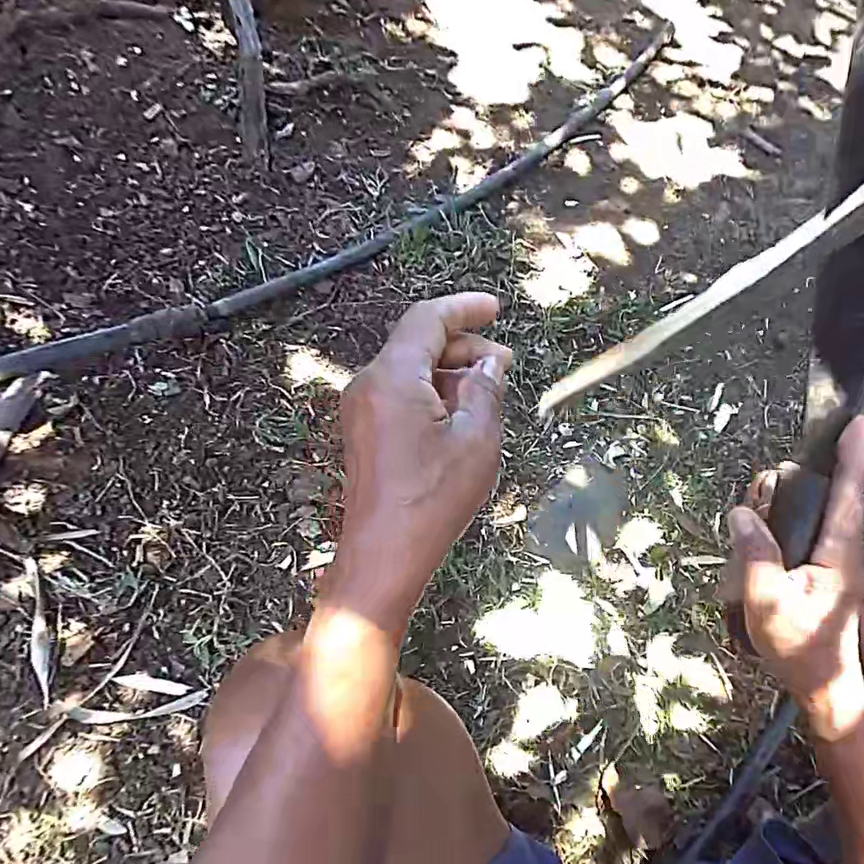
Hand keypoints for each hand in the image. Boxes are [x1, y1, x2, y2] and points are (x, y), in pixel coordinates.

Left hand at [328, 292, 513, 627]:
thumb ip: (485, 388)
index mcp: (393, 376)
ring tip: (487, 395)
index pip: (428, 319)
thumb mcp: (476, 439)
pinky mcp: (363, 432)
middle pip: (418, 344)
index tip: (496, 308)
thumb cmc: (434, 498)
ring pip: (410, 370)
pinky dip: (431, 395)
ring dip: (449, 373)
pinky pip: (399, 395)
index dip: (465, 308)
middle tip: (504, 366)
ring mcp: (360, 410)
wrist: (383, 554)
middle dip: (463, 347)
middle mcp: (368, 384)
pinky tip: (459, 417)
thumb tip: (489, 363)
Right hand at [726, 415, 863, 740]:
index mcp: (839, 554)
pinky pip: (810, 532)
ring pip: (820, 515)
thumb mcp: (768, 600)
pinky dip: (793, 516)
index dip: (854, 458)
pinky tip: (770, 525)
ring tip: (765, 497)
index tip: (860, 423)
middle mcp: (844, 552)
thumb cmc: (799, 646)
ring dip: (798, 497)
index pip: (849, 496)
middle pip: (834, 498)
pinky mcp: (825, 574)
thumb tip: (742, 513)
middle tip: (770, 479)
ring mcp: (836, 563)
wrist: (823, 685)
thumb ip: (755, 553)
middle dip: (814, 473)